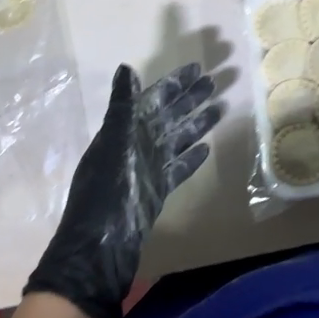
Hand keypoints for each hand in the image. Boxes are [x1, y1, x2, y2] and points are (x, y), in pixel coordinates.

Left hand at [23, 62, 221, 317]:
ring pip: (176, 139)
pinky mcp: (155, 191)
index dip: (174, 83)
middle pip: (169, 116)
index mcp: (124, 130)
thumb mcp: (113, 144)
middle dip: (190, 99)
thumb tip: (126, 68)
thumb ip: (122, 107)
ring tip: (220, 109)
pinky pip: (177, 168)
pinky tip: (206, 149)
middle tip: (216, 81)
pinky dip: (190, 158)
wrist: (98, 249)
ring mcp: (146, 169)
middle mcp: (136, 145)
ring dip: (196, 124)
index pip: (154, 98)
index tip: (198, 68)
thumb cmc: (105, 192)